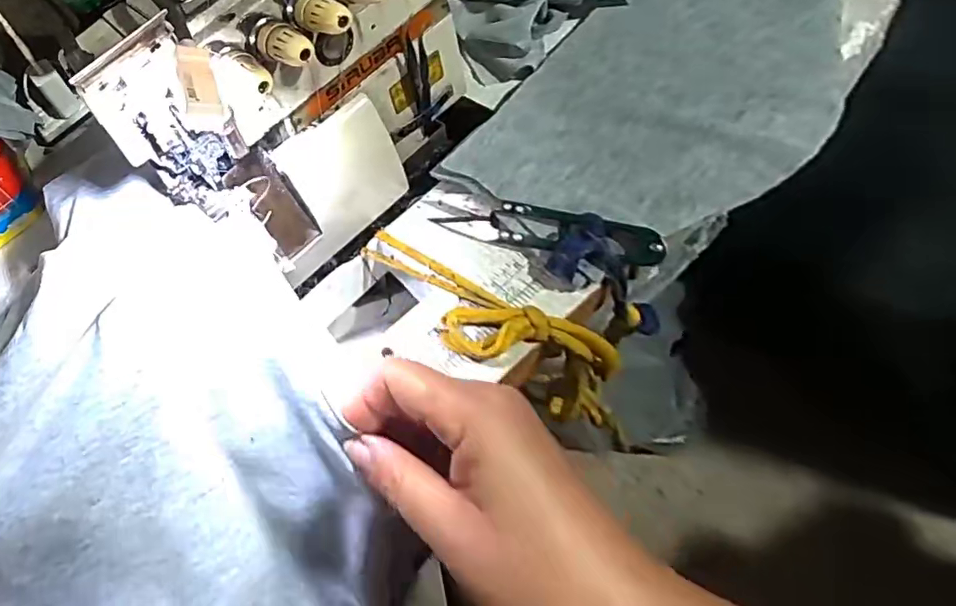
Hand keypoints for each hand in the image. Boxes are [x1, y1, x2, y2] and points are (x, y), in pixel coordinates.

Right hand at [341, 359, 728, 605]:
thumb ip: (398, 478)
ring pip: (435, 403)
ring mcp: (505, 412)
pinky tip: (422, 479)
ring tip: (387, 478)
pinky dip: (432, 442)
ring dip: (405, 432)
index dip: (362, 399)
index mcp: (475, 407)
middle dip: (382, 416)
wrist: (611, 595)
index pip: (398, 373)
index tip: (344, 444)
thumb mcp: (453, 531)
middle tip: (360, 467)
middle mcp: (490, 394)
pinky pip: (458, 420)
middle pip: (417, 384)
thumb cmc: (529, 565)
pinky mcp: (513, 433)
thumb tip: (357, 443)